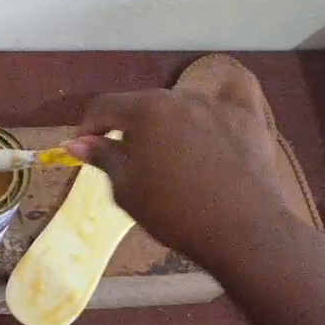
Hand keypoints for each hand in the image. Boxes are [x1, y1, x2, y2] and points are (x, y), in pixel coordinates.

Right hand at [62, 84, 312, 282]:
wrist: (242, 231)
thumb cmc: (174, 213)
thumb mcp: (126, 189)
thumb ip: (102, 157)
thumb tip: (76, 142)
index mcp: (146, 110)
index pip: (104, 106)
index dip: (88, 127)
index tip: (86, 150)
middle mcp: (181, 96)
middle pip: (143, 104)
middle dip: (128, 127)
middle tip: (128, 161)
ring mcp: (218, 103)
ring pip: (181, 104)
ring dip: (167, 122)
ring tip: (170, 155)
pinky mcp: (249, 117)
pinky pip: (232, 93)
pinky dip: (220, 97)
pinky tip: (214, 110)